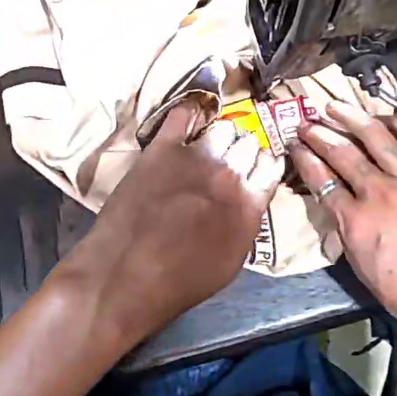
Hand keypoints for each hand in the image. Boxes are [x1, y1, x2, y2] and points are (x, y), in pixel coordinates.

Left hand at [50, 104, 282, 348]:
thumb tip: (247, 200)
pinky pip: (183, 114)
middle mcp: (229, 174)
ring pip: (222, 128)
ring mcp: (195, 157)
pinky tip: (187, 121)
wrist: (126, 276)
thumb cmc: (181, 281)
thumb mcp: (232, 260)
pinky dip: (189, 114)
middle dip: (242, 151)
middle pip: (248, 143)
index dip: (263, 166)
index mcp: (250, 204)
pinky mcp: (161, 149)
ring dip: (219, 137)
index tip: (255, 169)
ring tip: (206, 147)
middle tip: (227, 162)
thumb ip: (246, 221)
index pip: (271, 166)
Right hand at [291, 103, 396, 346]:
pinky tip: (385, 117)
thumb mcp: (362, 268)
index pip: (322, 181)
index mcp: (356, 221)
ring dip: (352, 118)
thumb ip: (346, 231)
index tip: (294, 146)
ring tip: (335, 106)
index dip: (305, 160)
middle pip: (343, 154)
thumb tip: (338, 206)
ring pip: (377, 138)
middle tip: (304, 122)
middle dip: (319, 135)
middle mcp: (380, 192)